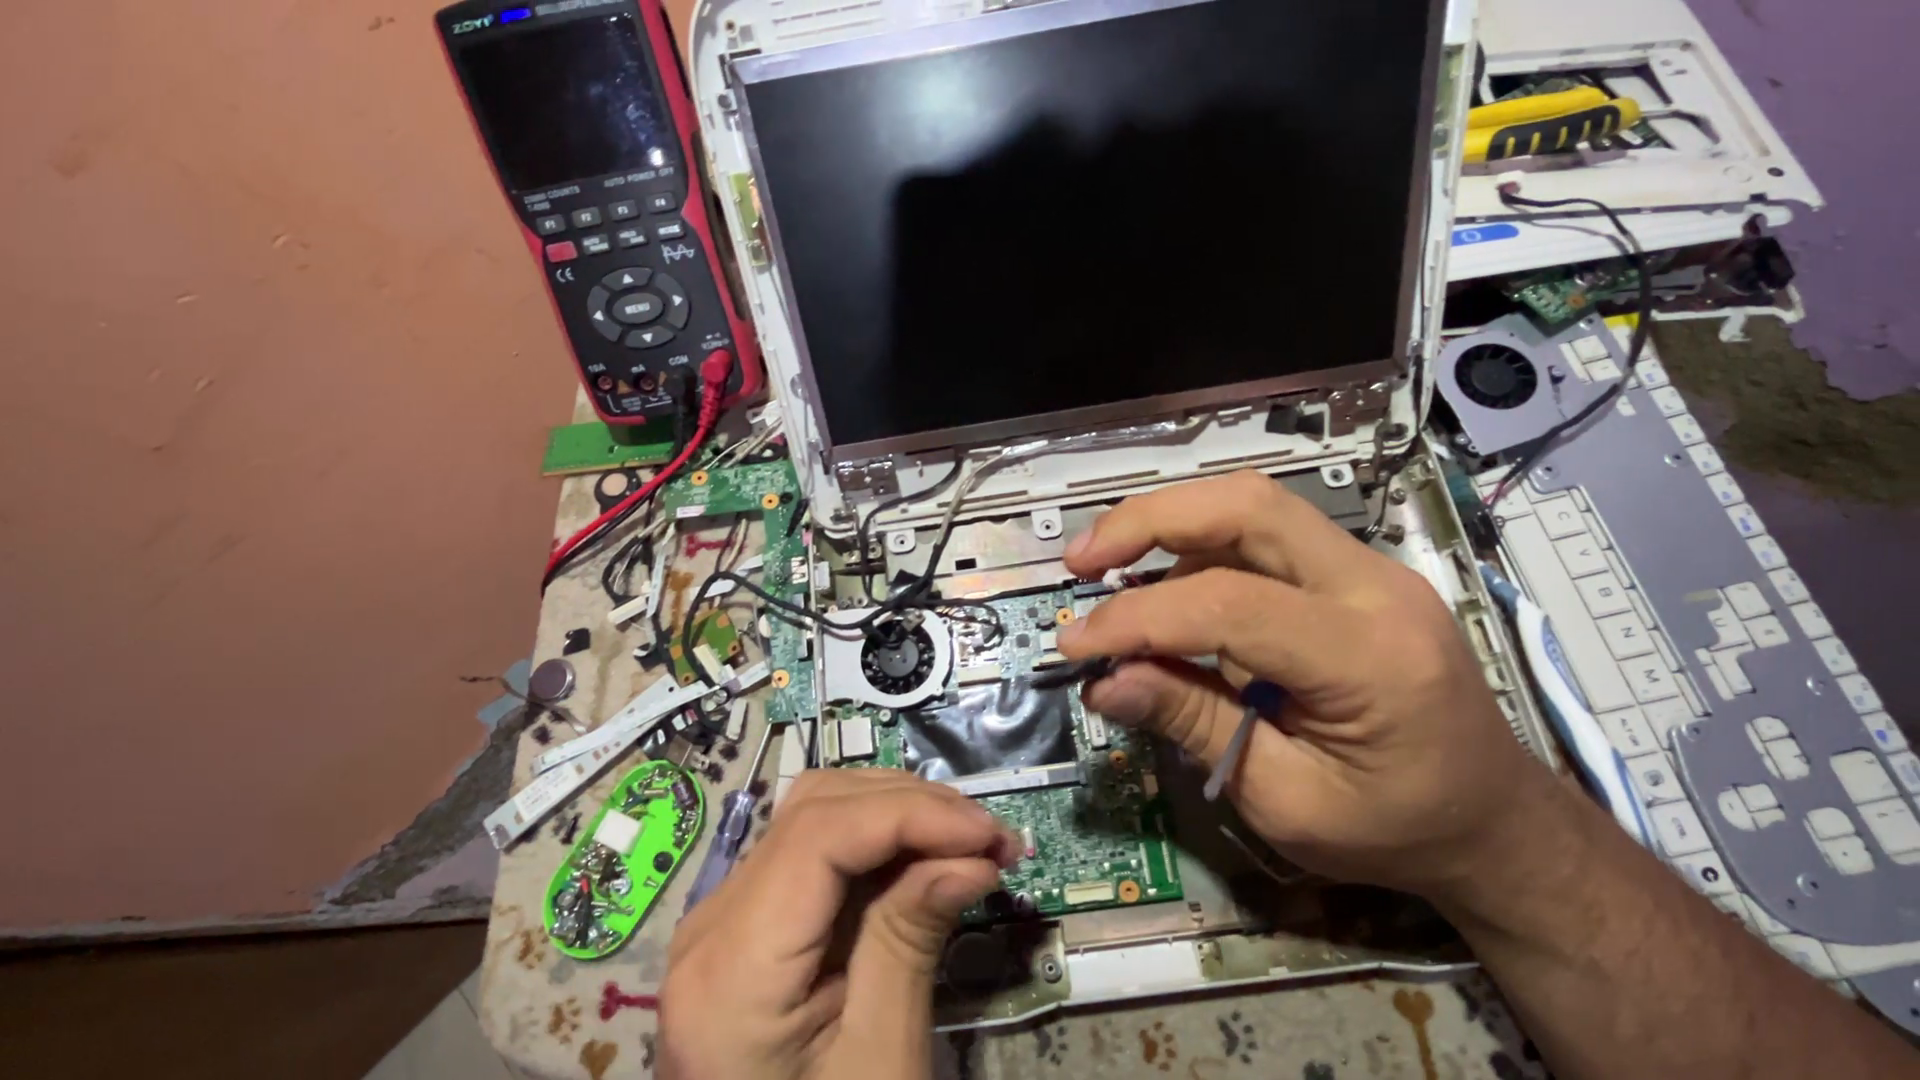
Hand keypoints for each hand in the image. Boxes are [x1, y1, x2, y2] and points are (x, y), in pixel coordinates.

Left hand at [659, 769, 1019, 1079]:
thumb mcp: (879, 1064)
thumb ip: (910, 945)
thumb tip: (972, 857)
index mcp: (730, 968)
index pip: (818, 835)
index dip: (910, 814)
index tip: (991, 836)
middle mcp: (711, 922)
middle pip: (815, 810)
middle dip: (914, 808)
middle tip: (995, 843)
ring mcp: (723, 917)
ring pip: (815, 813)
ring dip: (899, 813)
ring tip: (969, 845)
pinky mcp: (745, 923)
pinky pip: (811, 851)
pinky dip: (876, 840)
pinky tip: (925, 857)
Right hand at [1057, 471, 1551, 899]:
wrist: (1495, 821)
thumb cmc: (1396, 829)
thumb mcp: (1286, 799)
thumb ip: (1195, 725)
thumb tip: (1105, 683)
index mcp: (1369, 657)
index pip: (1231, 605)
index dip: (1139, 618)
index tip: (1075, 644)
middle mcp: (1376, 588)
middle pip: (1249, 505)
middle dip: (1150, 521)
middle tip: (1082, 562)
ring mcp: (1372, 571)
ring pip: (1255, 505)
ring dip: (1170, 526)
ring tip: (1108, 571)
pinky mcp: (1356, 574)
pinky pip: (1268, 537)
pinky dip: (1201, 551)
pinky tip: (1168, 594)